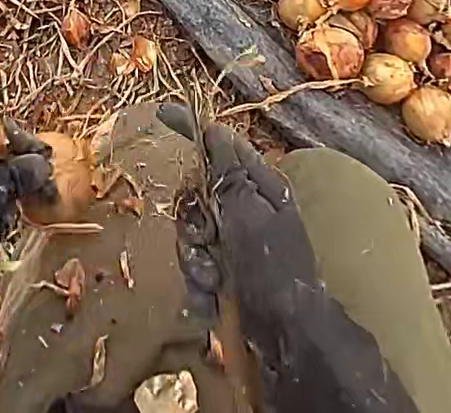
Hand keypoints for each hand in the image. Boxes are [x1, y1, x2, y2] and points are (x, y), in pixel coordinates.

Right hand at [155, 105, 320, 330]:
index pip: (219, 146)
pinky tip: (214, 300)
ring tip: (215, 279)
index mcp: (256, 185)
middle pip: (195, 196)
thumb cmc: (272, 265)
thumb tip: (215, 128)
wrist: (287, 335)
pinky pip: (195, 269)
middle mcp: (243, 208)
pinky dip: (200, 286)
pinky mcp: (225, 273)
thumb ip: (228, 171)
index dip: (193, 130)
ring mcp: (234, 242)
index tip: (164, 115)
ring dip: (197, 261)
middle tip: (209, 240)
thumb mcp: (248, 210)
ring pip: (191, 236)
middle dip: (194, 223)